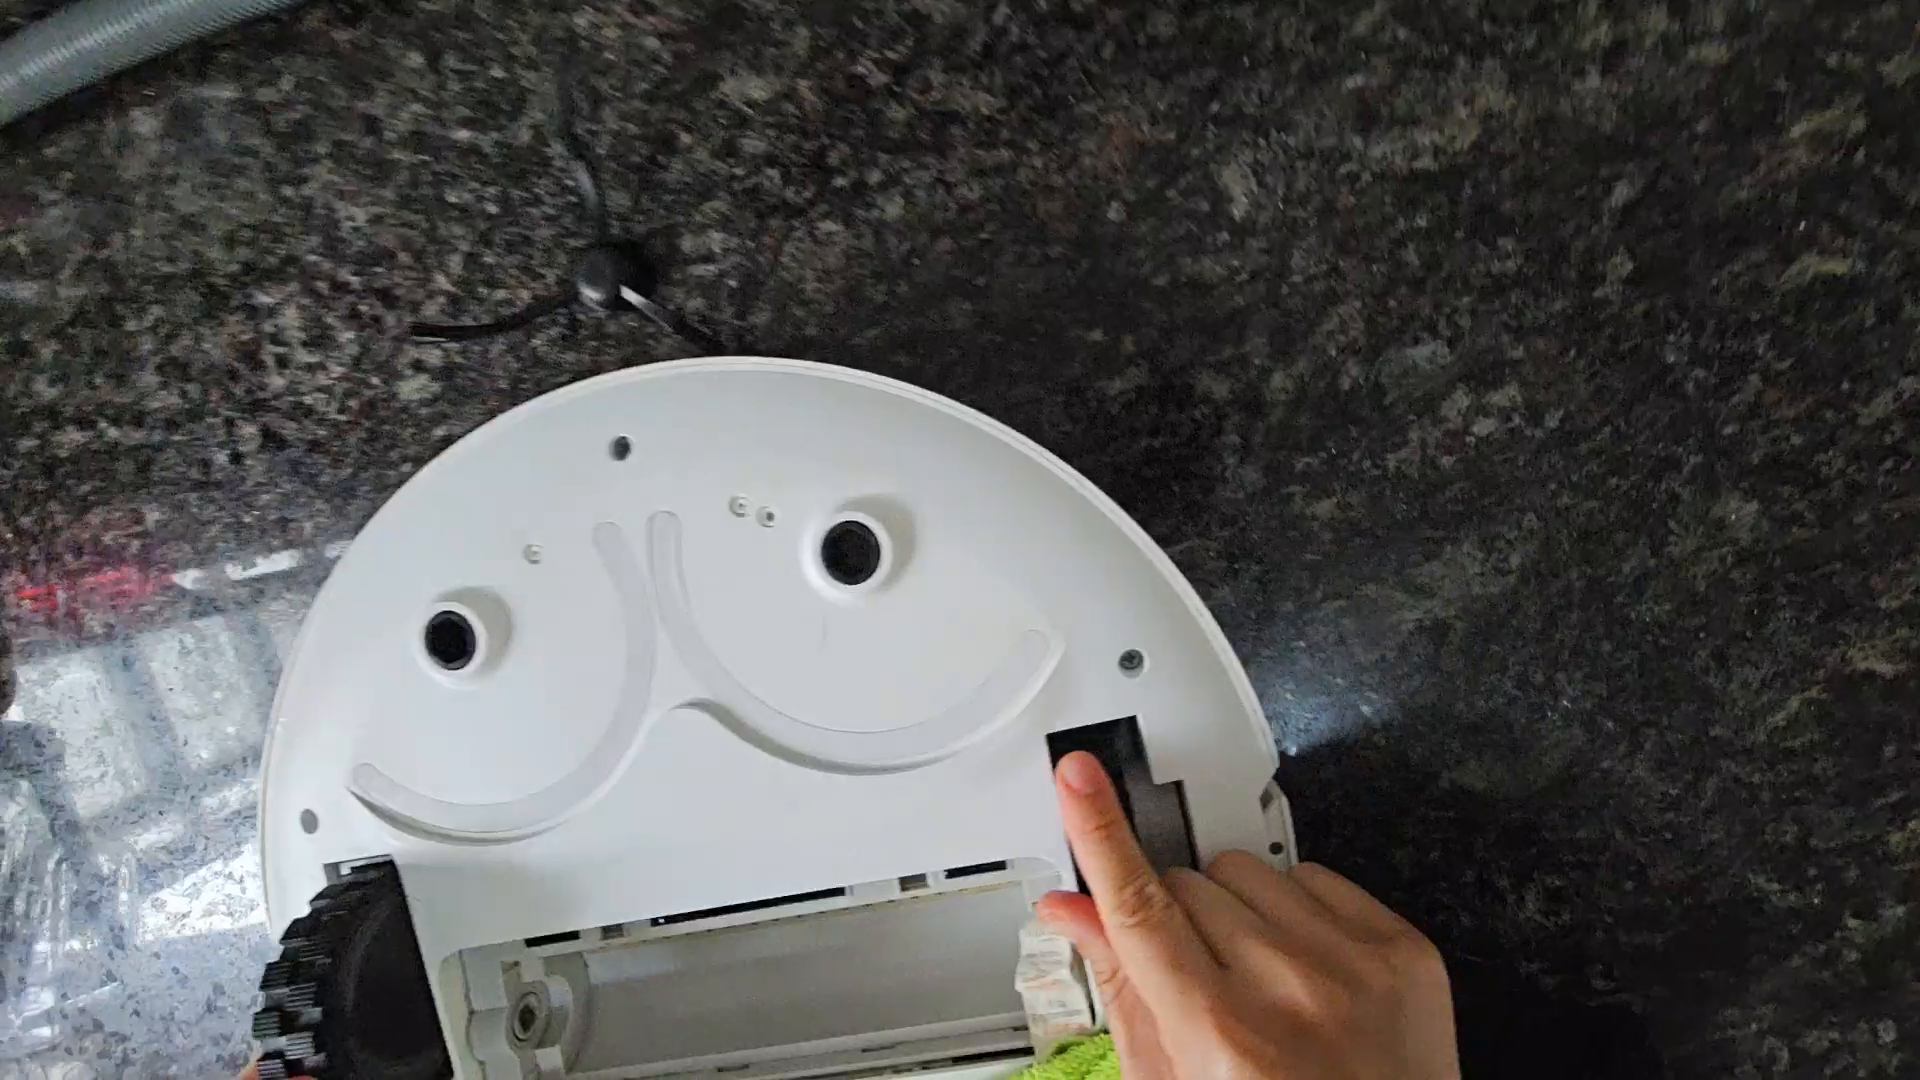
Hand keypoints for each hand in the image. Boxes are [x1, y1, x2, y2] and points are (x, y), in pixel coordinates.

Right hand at [1035, 752, 1460, 1079]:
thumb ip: (1119, 986)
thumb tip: (1070, 907)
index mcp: (1221, 1039)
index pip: (1137, 906)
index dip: (1099, 832)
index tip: (1077, 776)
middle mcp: (1290, 995)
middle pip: (1184, 882)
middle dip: (1176, 917)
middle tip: (1204, 980)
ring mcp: (1354, 967)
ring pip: (1239, 868)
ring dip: (1234, 907)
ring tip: (1259, 978)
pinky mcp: (1402, 948)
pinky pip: (1307, 871)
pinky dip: (1293, 908)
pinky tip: (1306, 966)